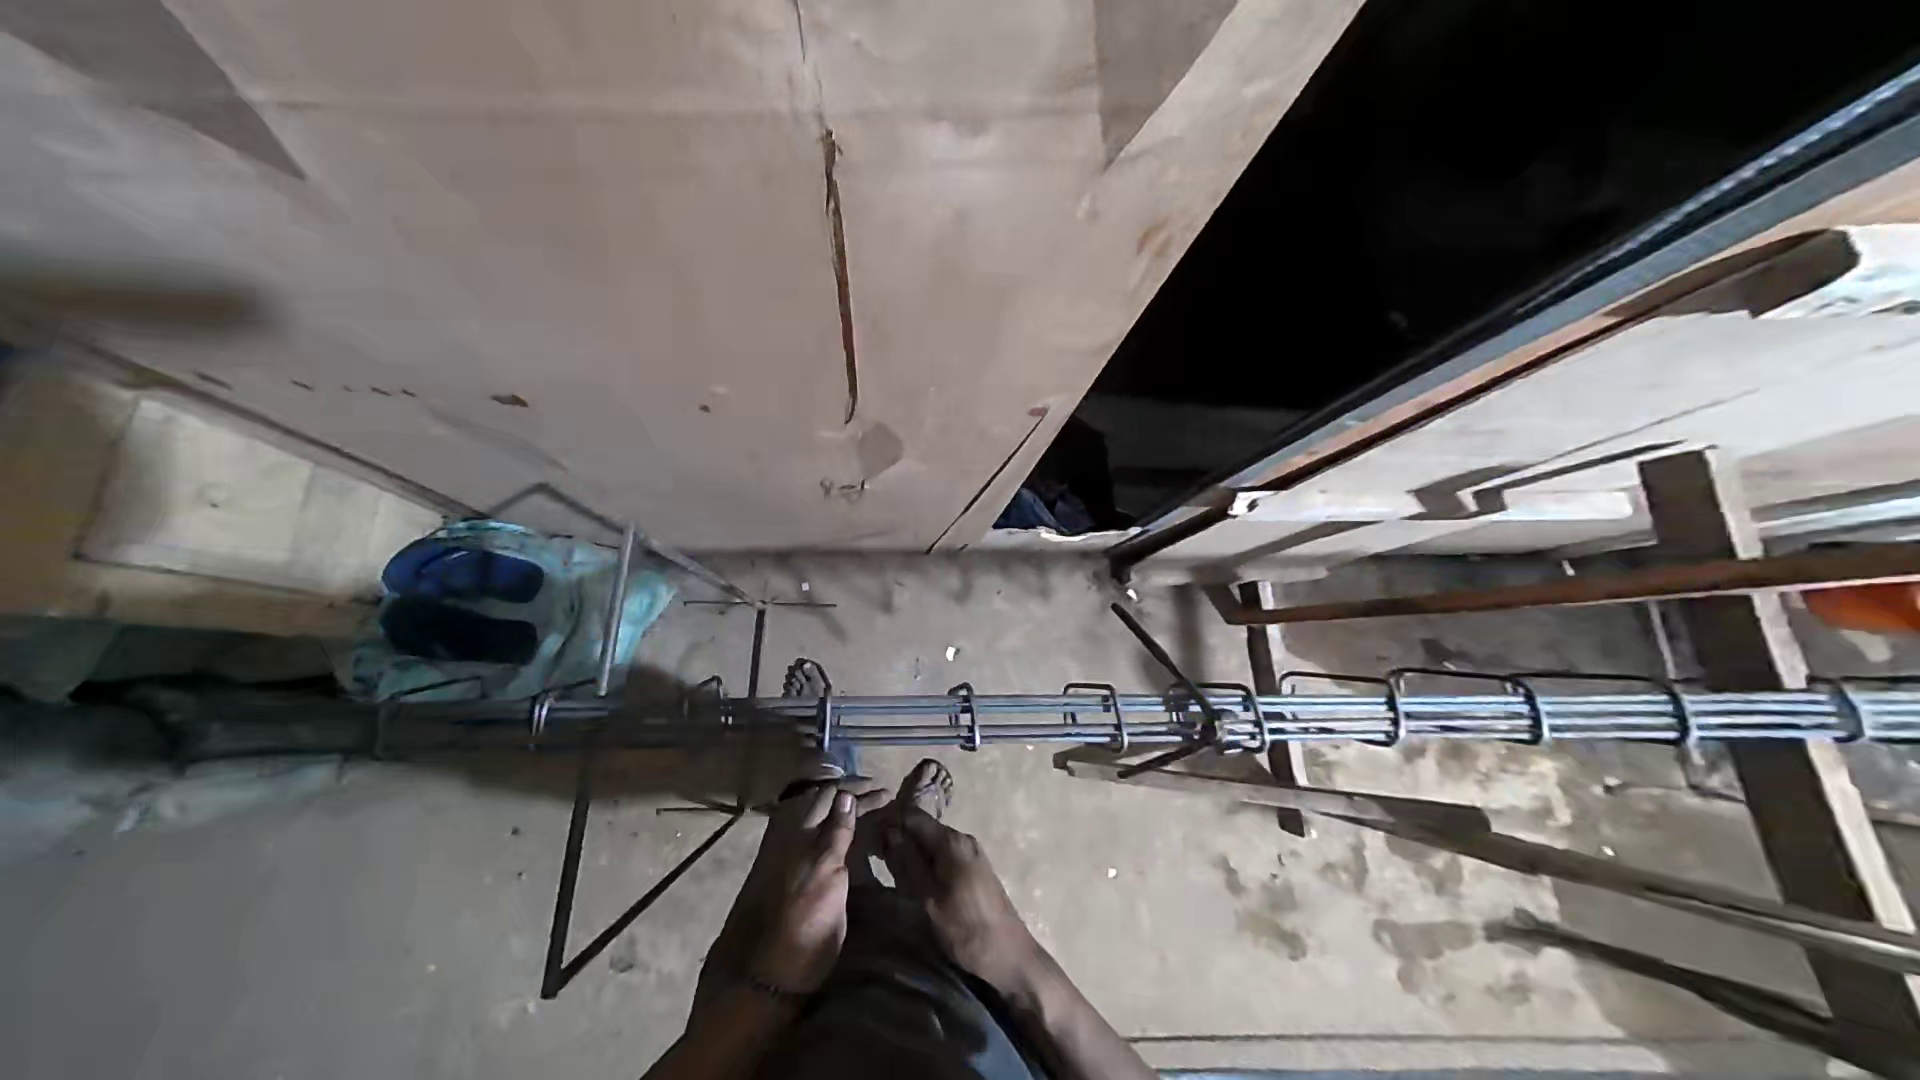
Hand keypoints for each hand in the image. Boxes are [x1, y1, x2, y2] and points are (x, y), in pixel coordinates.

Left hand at [748, 785, 884, 992]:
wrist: (781, 970)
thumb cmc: (807, 921)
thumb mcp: (825, 873)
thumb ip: (835, 833)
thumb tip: (846, 795)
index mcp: (802, 836)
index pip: (831, 796)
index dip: (858, 790)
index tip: (885, 791)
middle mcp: (797, 841)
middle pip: (827, 805)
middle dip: (855, 796)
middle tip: (883, 796)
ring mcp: (799, 859)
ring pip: (824, 821)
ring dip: (847, 810)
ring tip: (873, 808)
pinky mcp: (803, 877)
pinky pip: (823, 840)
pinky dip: (841, 830)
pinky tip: (856, 834)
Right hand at [884, 806, 1044, 994]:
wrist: (1010, 957)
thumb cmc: (966, 930)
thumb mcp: (928, 899)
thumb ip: (908, 863)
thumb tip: (889, 831)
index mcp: (952, 841)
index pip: (913, 815)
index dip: (889, 820)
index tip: (867, 833)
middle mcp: (963, 838)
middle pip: (923, 828)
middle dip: (898, 838)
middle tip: (872, 855)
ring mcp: (971, 853)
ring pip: (932, 843)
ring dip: (911, 852)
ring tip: (888, 868)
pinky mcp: (974, 869)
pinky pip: (943, 856)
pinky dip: (926, 863)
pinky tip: (913, 880)